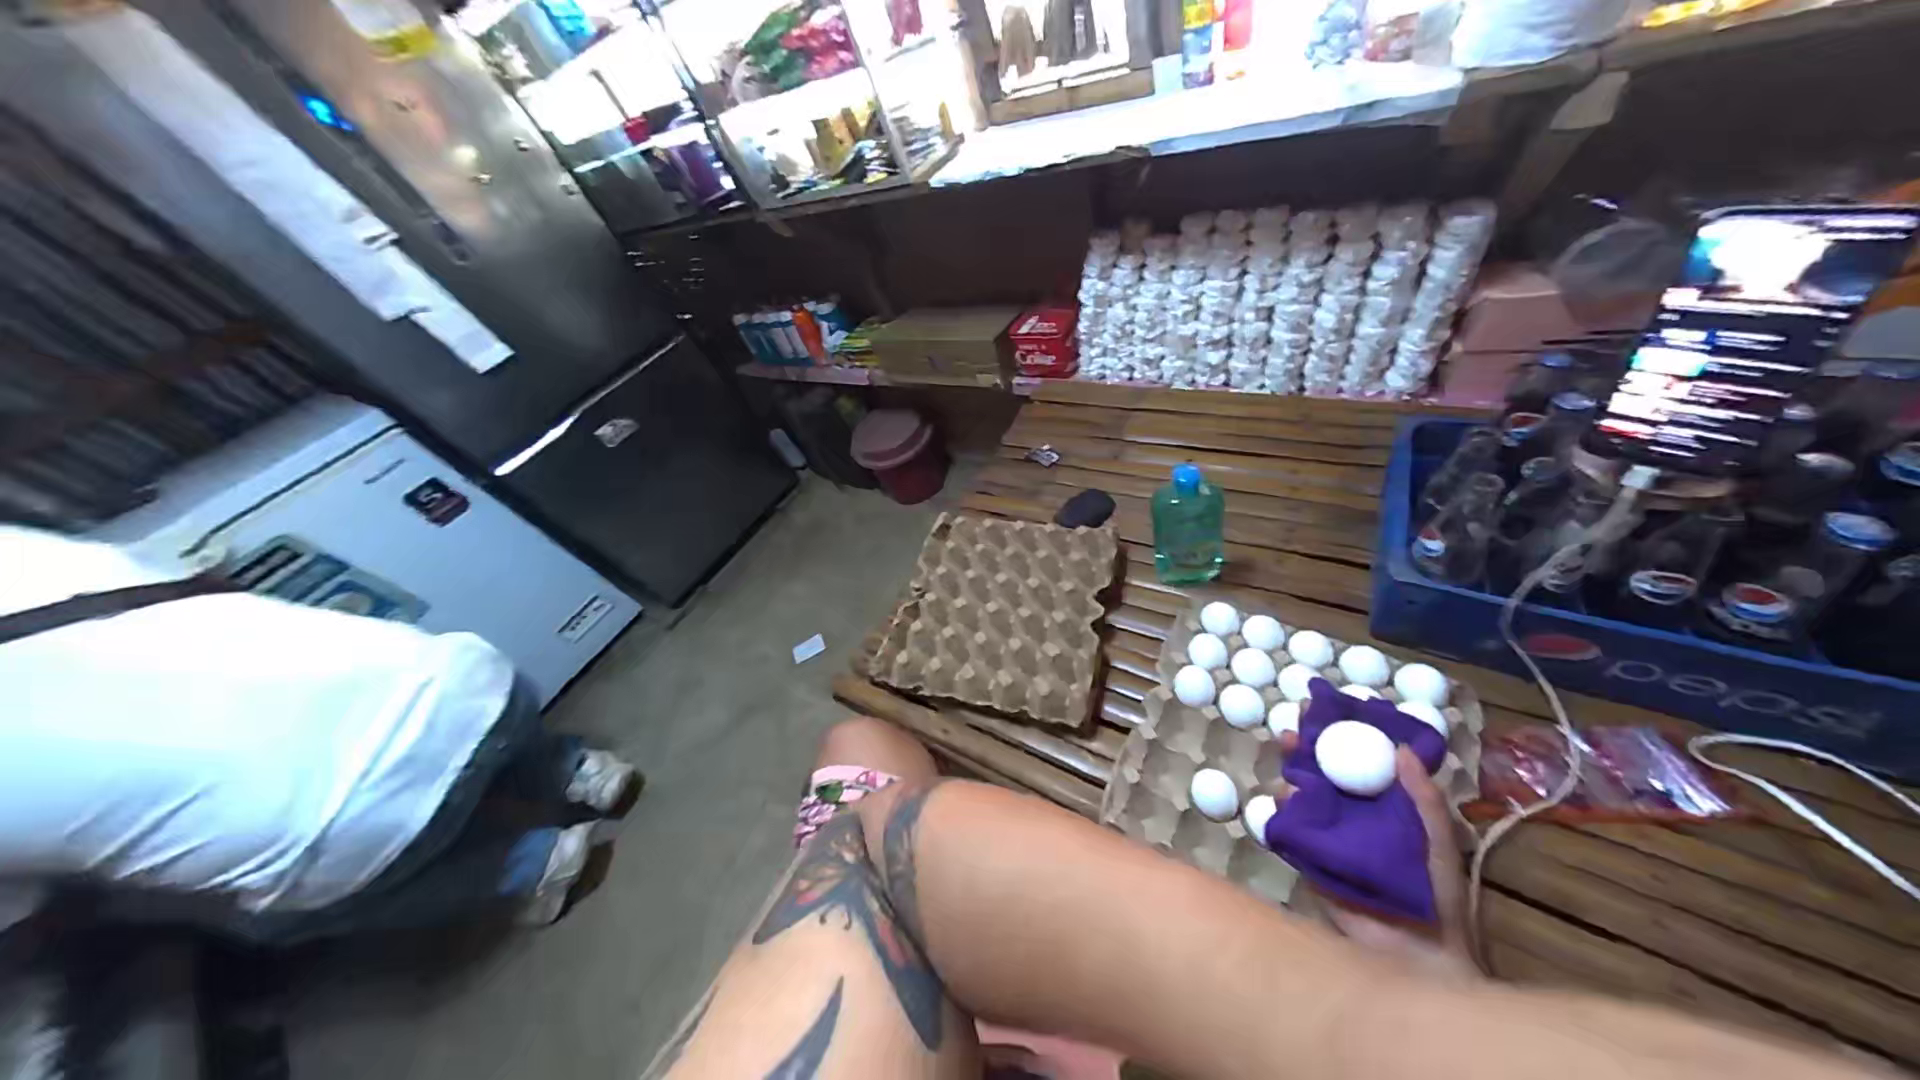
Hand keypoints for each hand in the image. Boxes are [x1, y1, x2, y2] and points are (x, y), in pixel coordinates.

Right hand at [1277, 731, 1478, 981]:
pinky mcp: (1306, 852)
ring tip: (1285, 747)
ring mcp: (1327, 832)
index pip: (1361, 758)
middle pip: (1325, 768)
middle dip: (1308, 743)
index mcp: (1386, 805)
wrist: (1411, 950)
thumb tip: (1400, 747)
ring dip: (1293, 768)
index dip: (1345, 732)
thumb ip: (1422, 796)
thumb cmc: (1434, 891)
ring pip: (1303, 790)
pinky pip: (1289, 824)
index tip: (1329, 708)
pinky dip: (1282, 807)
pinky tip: (1281, 794)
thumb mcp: (1439, 838)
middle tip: (1296, 721)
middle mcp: (1353, 812)